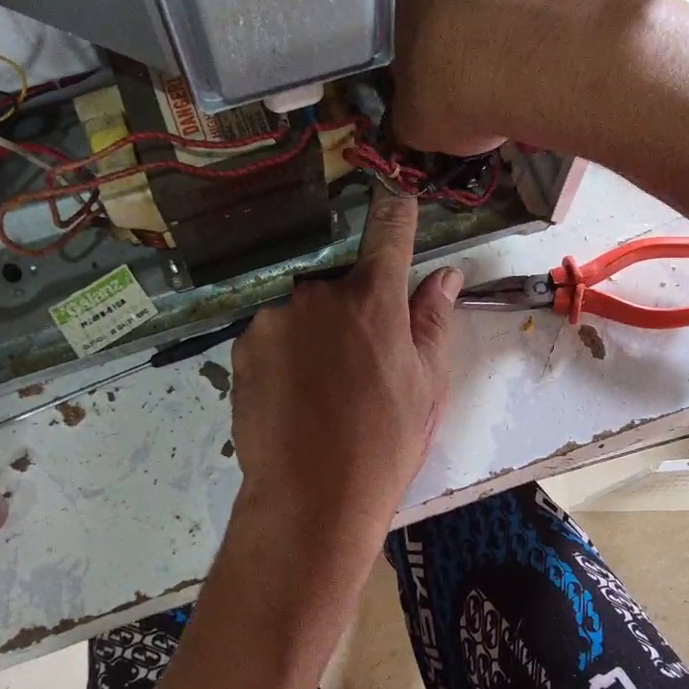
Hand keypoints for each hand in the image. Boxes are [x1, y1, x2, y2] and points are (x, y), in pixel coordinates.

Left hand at [229, 190, 461, 546]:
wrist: (311, 499)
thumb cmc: (385, 444)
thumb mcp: (427, 385)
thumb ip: (434, 321)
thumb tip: (446, 276)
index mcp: (373, 299)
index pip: (389, 231)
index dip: (398, 209)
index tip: (399, 190)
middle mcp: (318, 295)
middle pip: (341, 285)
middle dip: (352, 312)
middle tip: (360, 367)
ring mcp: (274, 319)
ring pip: (303, 314)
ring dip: (314, 336)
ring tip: (322, 393)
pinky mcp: (242, 347)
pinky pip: (272, 337)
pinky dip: (284, 356)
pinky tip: (293, 398)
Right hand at [394, 0, 632, 155]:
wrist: (569, 60)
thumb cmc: (472, 88)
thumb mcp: (416, 122)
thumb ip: (406, 104)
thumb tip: (415, 105)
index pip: (390, 2)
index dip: (405, 38)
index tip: (422, 70)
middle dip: (458, 18)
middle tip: (474, 67)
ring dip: (506, 6)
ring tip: (525, 58)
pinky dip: (549, 2)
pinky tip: (559, 41)